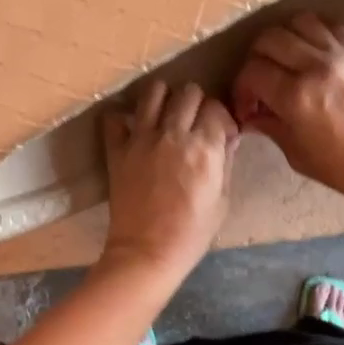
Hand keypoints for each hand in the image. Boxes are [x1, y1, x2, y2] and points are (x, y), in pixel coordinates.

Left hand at [101, 81, 236, 274]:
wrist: (147, 253)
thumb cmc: (191, 234)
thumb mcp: (221, 200)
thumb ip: (225, 163)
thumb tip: (228, 137)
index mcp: (205, 147)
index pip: (216, 108)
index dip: (220, 119)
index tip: (219, 134)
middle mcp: (174, 135)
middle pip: (189, 92)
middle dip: (195, 103)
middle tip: (193, 124)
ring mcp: (142, 139)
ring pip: (154, 91)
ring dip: (163, 98)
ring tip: (165, 116)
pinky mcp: (117, 150)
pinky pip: (115, 117)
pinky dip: (124, 118)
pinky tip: (133, 130)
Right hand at [231, 12, 343, 205]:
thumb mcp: (298, 154)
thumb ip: (271, 127)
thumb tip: (251, 117)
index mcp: (296, 96)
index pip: (251, 73)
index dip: (240, 90)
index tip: (246, 110)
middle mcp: (314, 66)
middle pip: (268, 39)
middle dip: (254, 61)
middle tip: (257, 87)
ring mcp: (337, 55)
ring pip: (296, 22)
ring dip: (281, 40)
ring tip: (280, 65)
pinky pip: (326, 26)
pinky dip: (311, 33)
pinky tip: (307, 56)